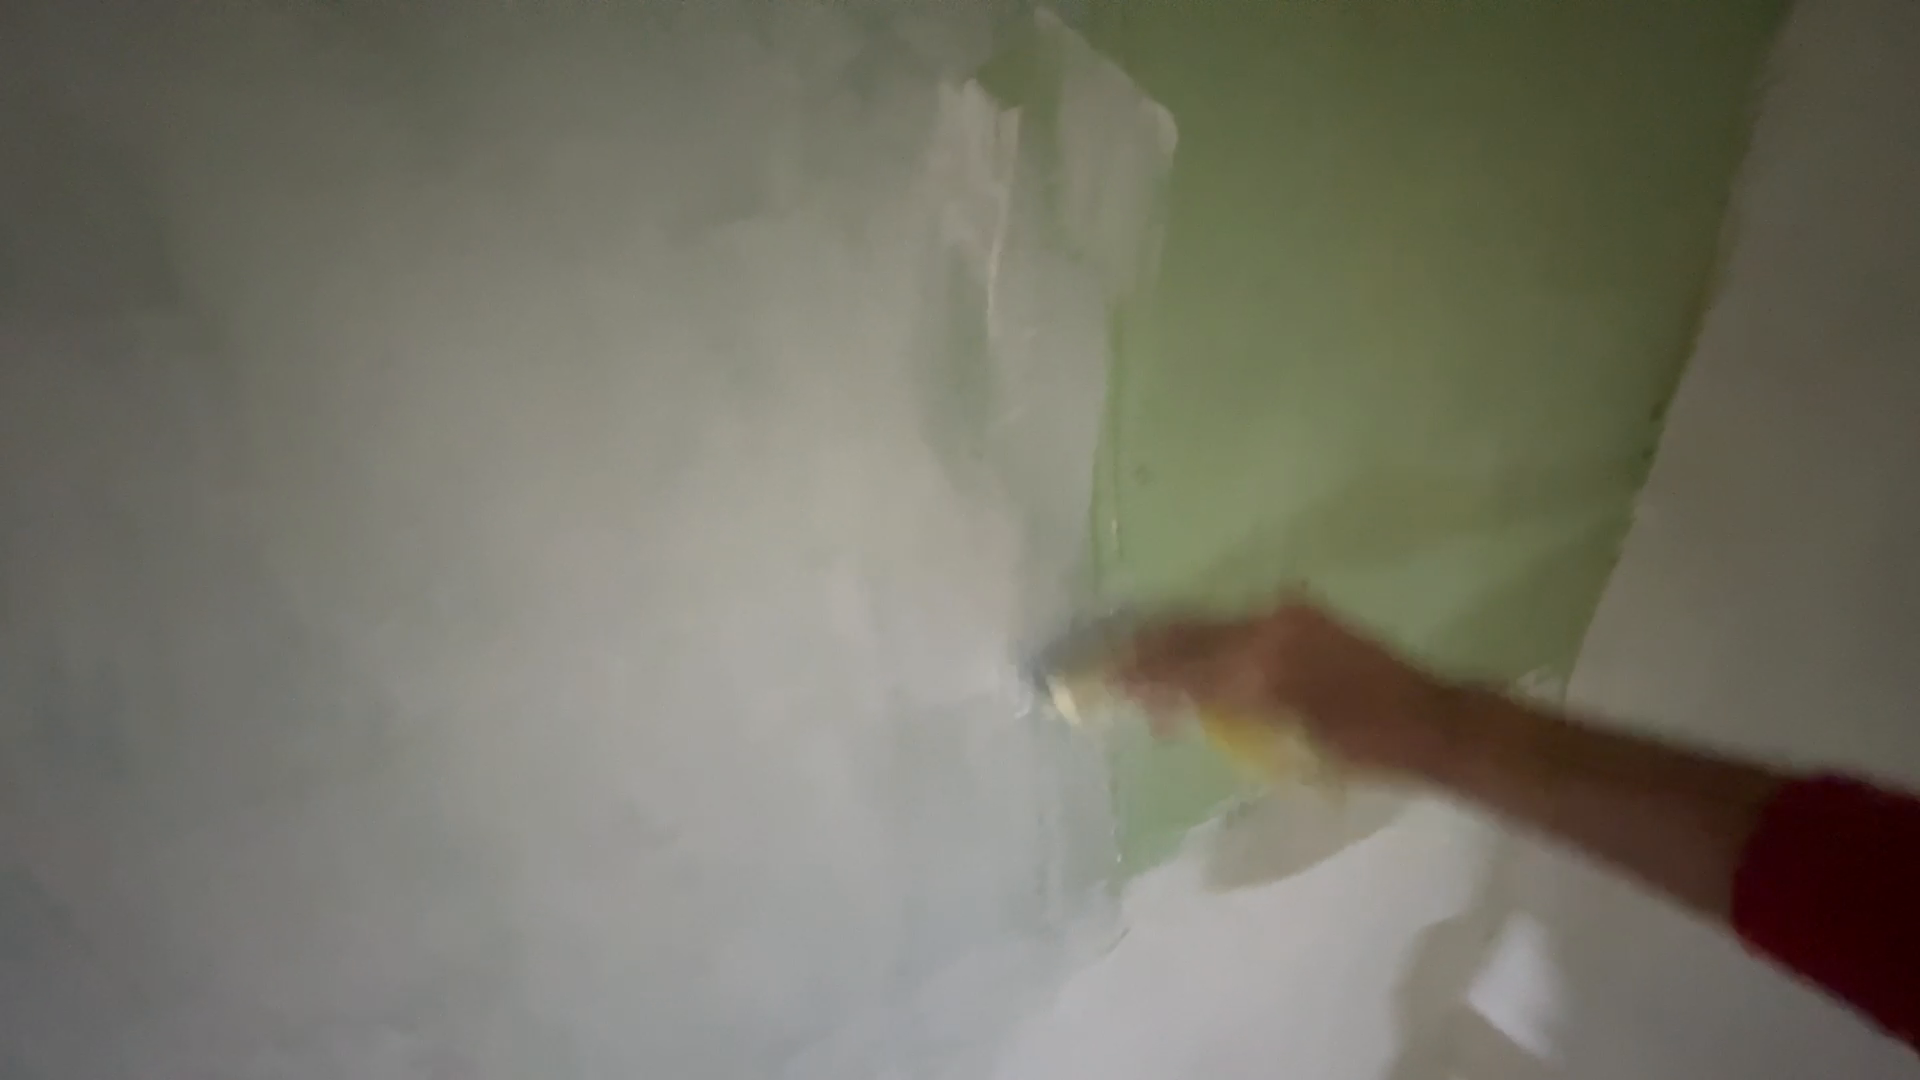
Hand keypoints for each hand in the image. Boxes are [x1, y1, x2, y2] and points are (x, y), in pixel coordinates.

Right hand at [1115, 599, 1463, 778]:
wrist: (1428, 720)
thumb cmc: (1356, 749)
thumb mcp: (1281, 744)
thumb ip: (1218, 715)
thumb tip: (1166, 710)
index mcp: (1259, 665)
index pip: (1181, 665)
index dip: (1141, 673)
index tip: (1107, 681)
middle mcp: (1265, 627)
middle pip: (1187, 633)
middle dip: (1146, 649)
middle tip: (1113, 665)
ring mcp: (1282, 615)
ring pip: (1209, 624)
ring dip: (1174, 642)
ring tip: (1145, 658)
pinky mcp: (1297, 613)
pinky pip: (1235, 623)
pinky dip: (1207, 639)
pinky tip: (1196, 652)